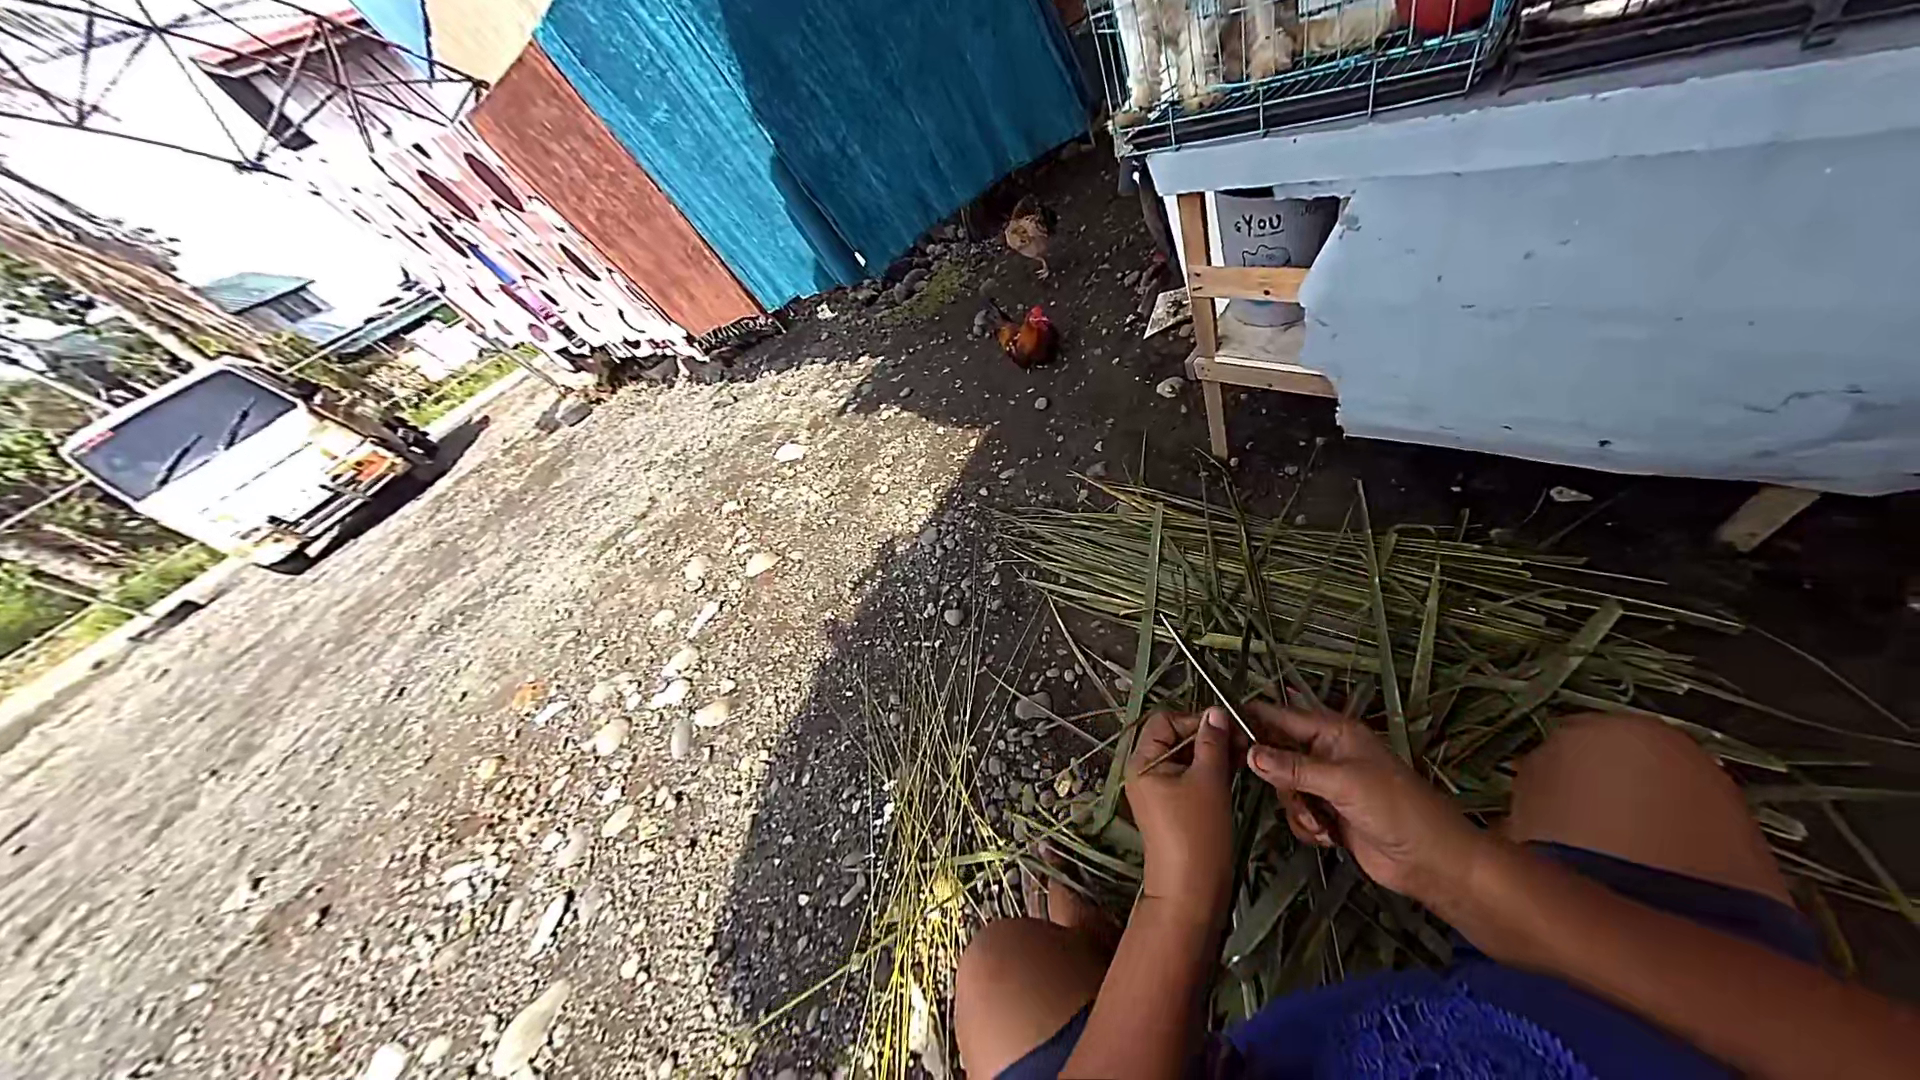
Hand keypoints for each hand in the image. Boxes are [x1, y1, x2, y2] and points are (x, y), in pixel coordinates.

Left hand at [1125, 707, 1240, 916]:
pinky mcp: (1173, 805)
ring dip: (1212, 752)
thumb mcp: (1209, 781)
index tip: (1228, 727)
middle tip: (1241, 740)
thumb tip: (1217, 713)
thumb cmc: (1197, 835)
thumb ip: (1212, 743)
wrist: (1192, 892)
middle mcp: (1144, 770)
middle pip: (1174, 737)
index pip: (1165, 721)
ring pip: (1185, 757)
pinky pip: (1189, 776)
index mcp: (1142, 760)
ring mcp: (1158, 789)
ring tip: (1243, 754)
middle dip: (1207, 735)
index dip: (1196, 719)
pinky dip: (1210, 770)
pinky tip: (1234, 770)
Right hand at [1244, 700, 1486, 903]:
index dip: (1251, 720)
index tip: (1221, 727)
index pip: (1281, 717)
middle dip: (1275, 774)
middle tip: (1272, 786)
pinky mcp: (1327, 812)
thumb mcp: (1343, 782)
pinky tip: (1326, 834)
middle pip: (1276, 752)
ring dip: (1294, 806)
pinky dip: (1305, 824)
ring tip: (1318, 820)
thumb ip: (1293, 768)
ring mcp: (1326, 784)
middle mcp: (1326, 754)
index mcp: (1334, 732)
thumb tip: (1250, 754)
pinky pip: (1295, 811)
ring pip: (1283, 786)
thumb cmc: (1398, 810)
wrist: (1435, 864)